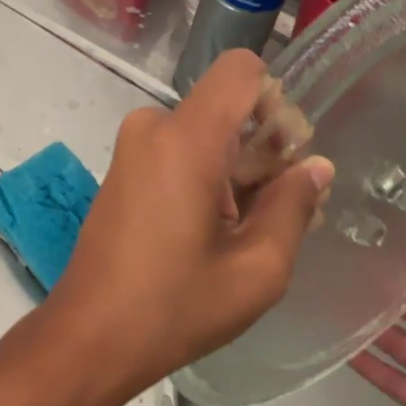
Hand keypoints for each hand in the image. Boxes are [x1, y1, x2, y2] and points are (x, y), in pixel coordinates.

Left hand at [44, 50, 334, 405]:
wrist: (89, 336)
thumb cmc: (175, 307)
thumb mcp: (256, 270)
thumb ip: (293, 206)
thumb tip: (316, 166)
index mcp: (185, 138)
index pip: (240, 69)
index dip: (275, 100)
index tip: (287, 154)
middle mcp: (154, 126)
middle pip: (226, 106)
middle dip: (263, 148)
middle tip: (280, 210)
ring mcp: (132, 146)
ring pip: (205, 132)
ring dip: (237, 169)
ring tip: (251, 231)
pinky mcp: (124, 168)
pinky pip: (179, 150)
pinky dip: (207, 177)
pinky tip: (218, 231)